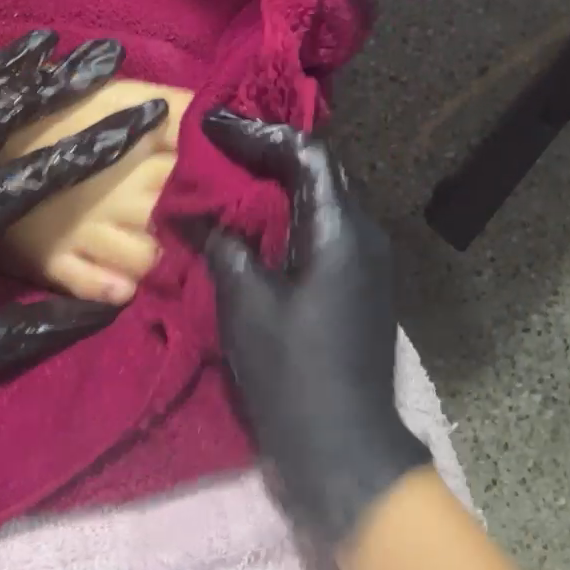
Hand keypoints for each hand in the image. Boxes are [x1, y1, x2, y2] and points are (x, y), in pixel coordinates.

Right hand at [188, 109, 429, 546]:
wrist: (345, 445)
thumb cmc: (293, 375)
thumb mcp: (247, 306)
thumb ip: (225, 248)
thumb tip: (199, 214)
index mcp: (340, 229)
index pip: (306, 154)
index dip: (258, 133)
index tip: (213, 124)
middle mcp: (365, 233)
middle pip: (320, 172)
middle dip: (270, 154)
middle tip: (220, 145)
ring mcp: (370, 259)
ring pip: (324, 200)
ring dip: (281, 185)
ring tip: (232, 177)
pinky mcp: (364, 283)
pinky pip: (327, 229)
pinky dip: (292, 216)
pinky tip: (259, 224)